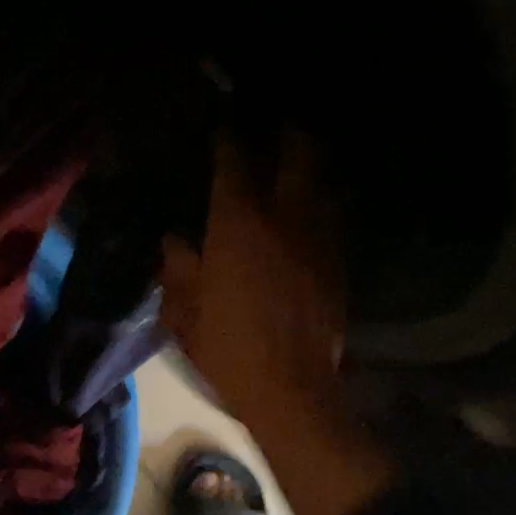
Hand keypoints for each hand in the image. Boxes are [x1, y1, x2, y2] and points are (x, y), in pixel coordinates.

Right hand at [159, 131, 346, 428]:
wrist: (290, 388)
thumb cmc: (226, 349)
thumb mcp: (184, 312)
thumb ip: (179, 270)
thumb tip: (176, 240)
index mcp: (238, 225)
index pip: (234, 163)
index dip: (228, 140)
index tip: (222, 126)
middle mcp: (285, 218)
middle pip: (298, 154)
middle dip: (289, 135)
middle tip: (279, 126)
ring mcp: (319, 238)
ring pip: (326, 181)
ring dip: (315, 164)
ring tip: (303, 159)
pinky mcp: (339, 262)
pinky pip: (335, 215)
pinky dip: (325, 202)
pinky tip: (315, 208)